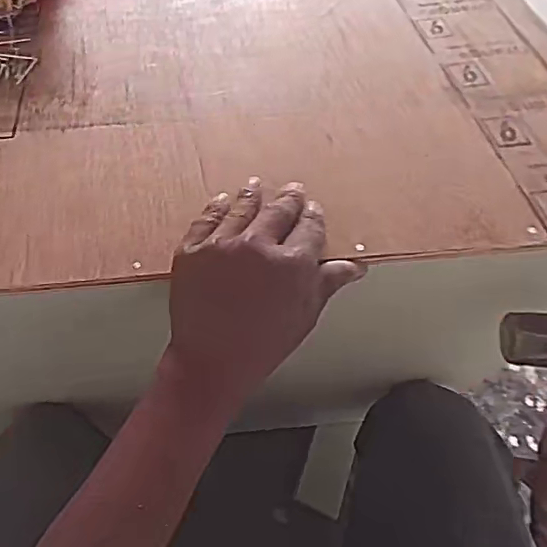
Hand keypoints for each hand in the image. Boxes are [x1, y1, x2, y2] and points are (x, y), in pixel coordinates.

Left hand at [162, 179, 364, 408]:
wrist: (210, 359)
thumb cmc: (261, 344)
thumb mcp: (304, 314)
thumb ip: (326, 283)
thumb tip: (353, 267)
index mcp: (293, 263)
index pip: (309, 227)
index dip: (312, 216)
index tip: (312, 209)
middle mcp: (258, 246)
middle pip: (278, 211)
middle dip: (288, 199)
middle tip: (293, 190)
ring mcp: (222, 246)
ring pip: (242, 209)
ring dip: (253, 195)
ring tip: (256, 186)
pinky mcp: (193, 249)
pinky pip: (207, 219)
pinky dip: (217, 208)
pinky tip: (223, 201)